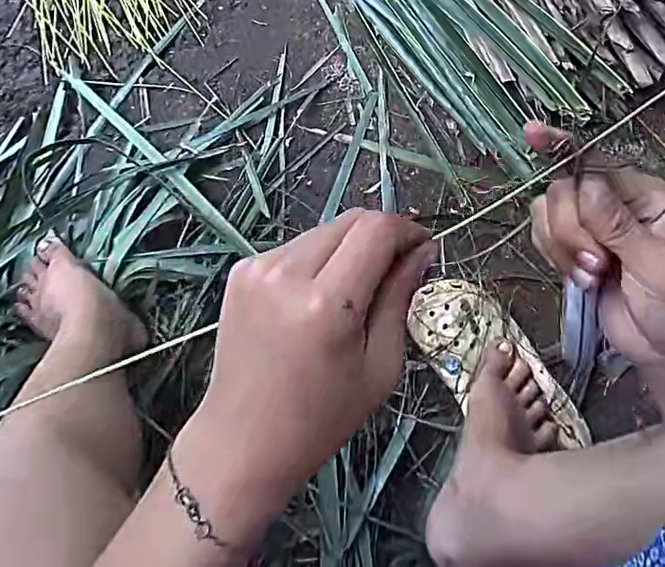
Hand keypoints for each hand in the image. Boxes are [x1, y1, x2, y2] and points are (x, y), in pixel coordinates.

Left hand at [185, 211, 434, 516]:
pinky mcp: (242, 269)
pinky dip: (317, 259)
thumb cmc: (321, 419)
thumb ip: (400, 299)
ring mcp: (258, 267)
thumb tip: (423, 251)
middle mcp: (288, 273)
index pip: (377, 229)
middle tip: (395, 266)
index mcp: (327, 303)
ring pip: (325, 229)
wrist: (241, 444)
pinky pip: (296, 246)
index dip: (406, 230)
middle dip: (382, 235)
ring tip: (352, 289)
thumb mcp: (380, 367)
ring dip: (348, 247)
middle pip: (352, 220)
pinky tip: (314, 298)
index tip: (421, 248)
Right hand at [524, 122, 664, 370]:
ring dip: (563, 248)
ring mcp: (589, 223)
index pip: (595, 159)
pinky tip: (583, 280)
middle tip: (599, 264)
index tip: (532, 134)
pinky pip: (541, 234)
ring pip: (546, 211)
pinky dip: (554, 257)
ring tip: (594, 276)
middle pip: (563, 189)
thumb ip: (620, 229)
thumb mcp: (661, 268)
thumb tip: (586, 187)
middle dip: (572, 230)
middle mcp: (611, 199)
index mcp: (642, 192)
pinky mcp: (570, 248)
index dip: (561, 145)